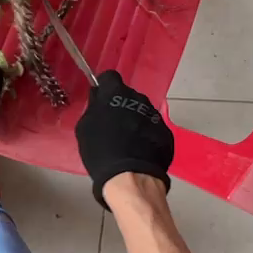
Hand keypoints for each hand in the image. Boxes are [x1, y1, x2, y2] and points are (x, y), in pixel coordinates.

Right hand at [75, 72, 173, 207]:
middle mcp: (139, 97)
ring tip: (128, 141)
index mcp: (116, 92)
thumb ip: (93, 107)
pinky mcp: (166, 132)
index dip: (104, 87)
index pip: (110, 77)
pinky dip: (147, 135)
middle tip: (114, 124)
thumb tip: (97, 97)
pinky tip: (141, 150)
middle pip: (128, 94)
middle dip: (121, 105)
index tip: (100, 99)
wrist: (130, 175)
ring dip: (135, 120)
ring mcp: (155, 114)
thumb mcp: (85, 127)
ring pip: (142, 111)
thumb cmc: (100, 150)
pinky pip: (153, 128)